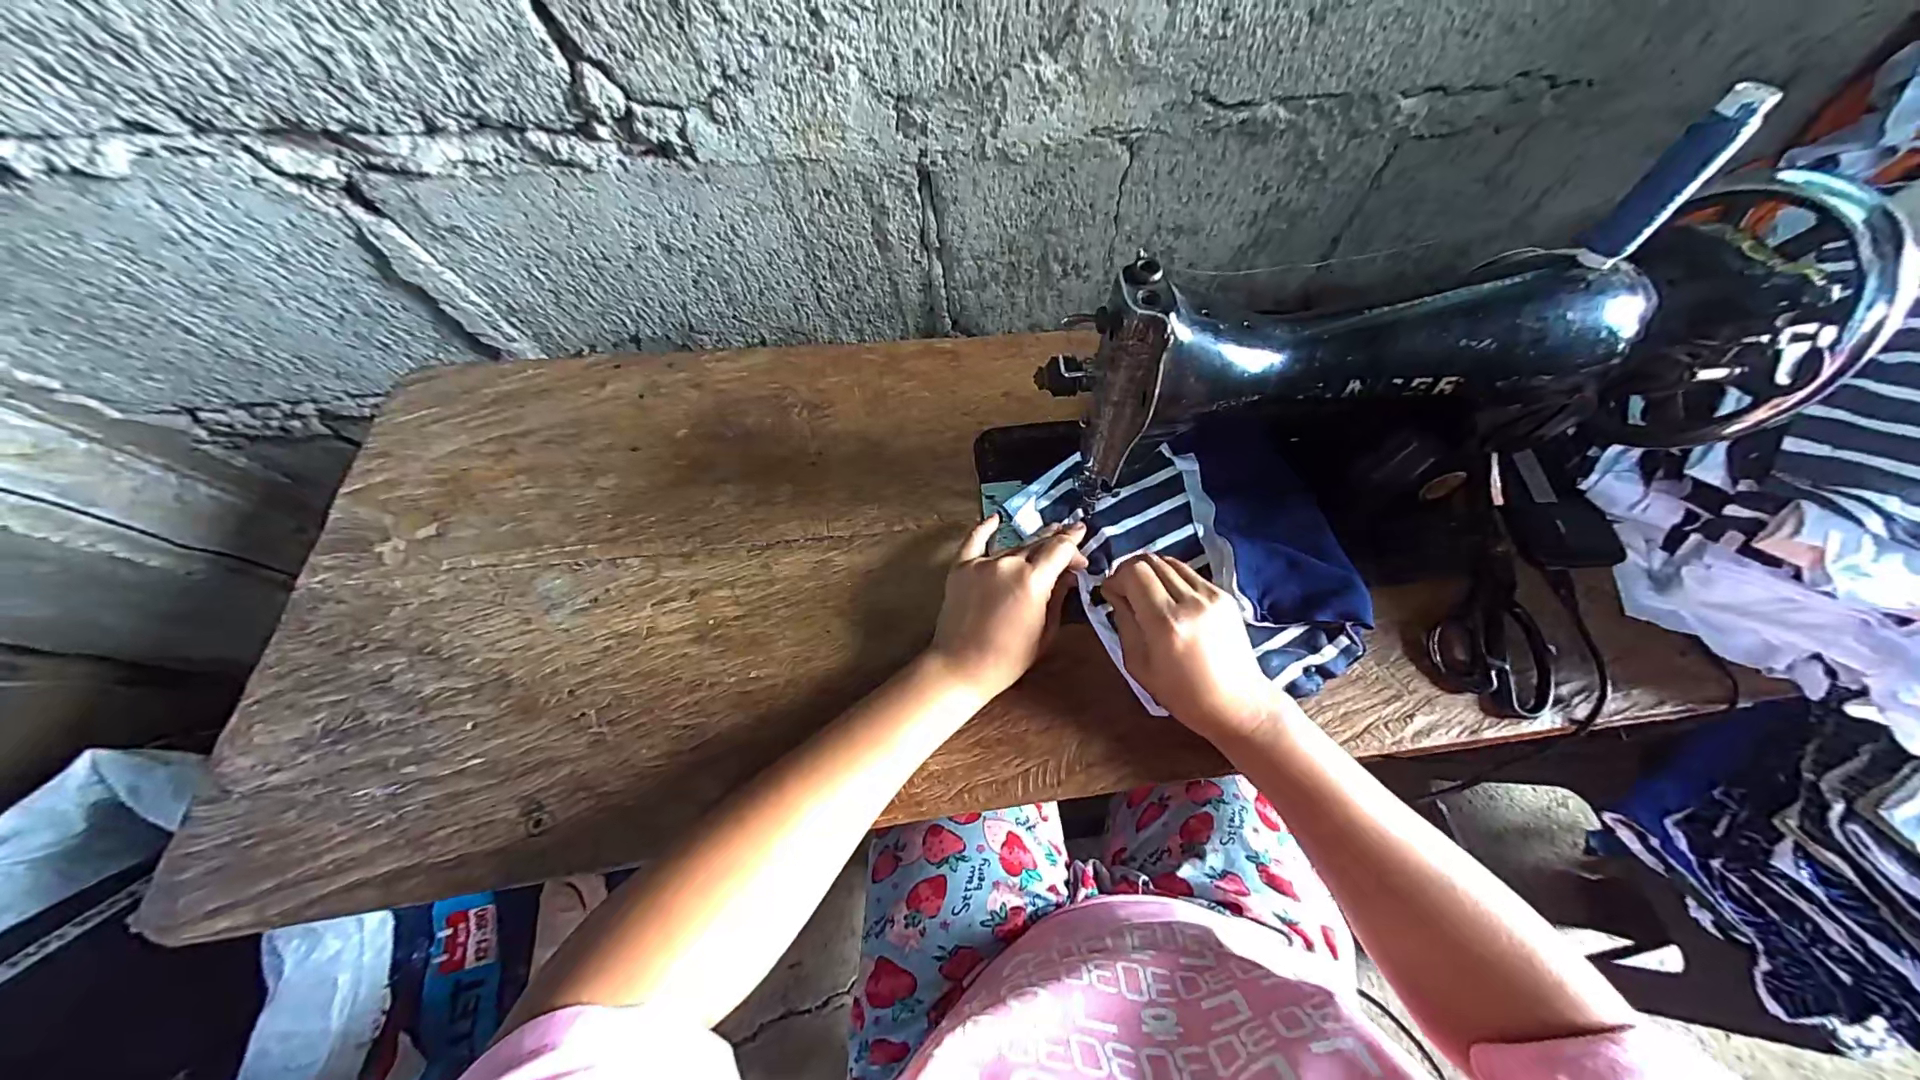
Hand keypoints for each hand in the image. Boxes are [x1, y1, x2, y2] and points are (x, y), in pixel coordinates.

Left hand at [925, 516, 1087, 699]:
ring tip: (1044, 539)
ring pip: (1013, 547)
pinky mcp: (961, 568)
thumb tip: (1068, 576)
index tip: (1083, 542)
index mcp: (1033, 581)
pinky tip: (995, 519)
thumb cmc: (1008, 658)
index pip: (1060, 549)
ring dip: (1030, 546)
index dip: (1074, 545)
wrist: (961, 666)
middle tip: (1070, 537)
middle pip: (1038, 543)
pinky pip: (974, 541)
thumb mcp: (1045, 631)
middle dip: (1057, 542)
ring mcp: (982, 564)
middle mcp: (1008, 565)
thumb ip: (1058, 597)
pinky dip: (985, 528)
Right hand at [1105, 553, 1280, 742]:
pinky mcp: (1225, 596)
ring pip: (1169, 562)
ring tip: (1146, 594)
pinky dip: (1171, 579)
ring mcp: (1212, 596)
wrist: (1237, 703)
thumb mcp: (1139, 665)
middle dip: (1130, 571)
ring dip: (1151, 572)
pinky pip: (1189, 573)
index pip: (1134, 573)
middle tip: (1124, 590)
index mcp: (1167, 623)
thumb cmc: (1183, 694)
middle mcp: (1191, 602)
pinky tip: (1170, 600)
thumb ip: (1123, 623)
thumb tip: (1115, 594)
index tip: (1111, 592)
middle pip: (1150, 560)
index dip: (1116, 577)